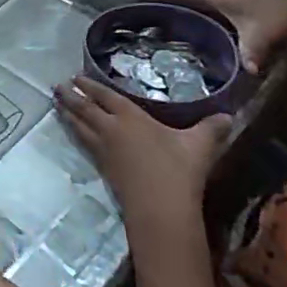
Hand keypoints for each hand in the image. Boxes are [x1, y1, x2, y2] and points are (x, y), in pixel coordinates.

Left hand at [54, 78, 229, 219]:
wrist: (160, 210)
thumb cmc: (179, 171)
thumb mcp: (199, 146)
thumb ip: (212, 128)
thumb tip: (229, 115)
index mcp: (130, 117)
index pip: (106, 96)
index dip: (90, 85)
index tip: (76, 76)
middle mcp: (112, 130)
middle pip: (86, 109)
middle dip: (71, 96)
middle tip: (57, 87)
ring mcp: (105, 151)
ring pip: (80, 127)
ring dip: (68, 114)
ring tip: (57, 104)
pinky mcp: (104, 171)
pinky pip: (84, 145)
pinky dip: (76, 135)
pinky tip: (76, 135)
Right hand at [138, 0, 286, 67]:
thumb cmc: (276, 17)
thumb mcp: (262, 34)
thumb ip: (252, 51)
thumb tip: (246, 72)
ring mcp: (220, 3)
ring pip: (188, 1)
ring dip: (170, 1)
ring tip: (150, 8)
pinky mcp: (227, 11)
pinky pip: (198, 9)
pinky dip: (184, 10)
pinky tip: (180, 22)